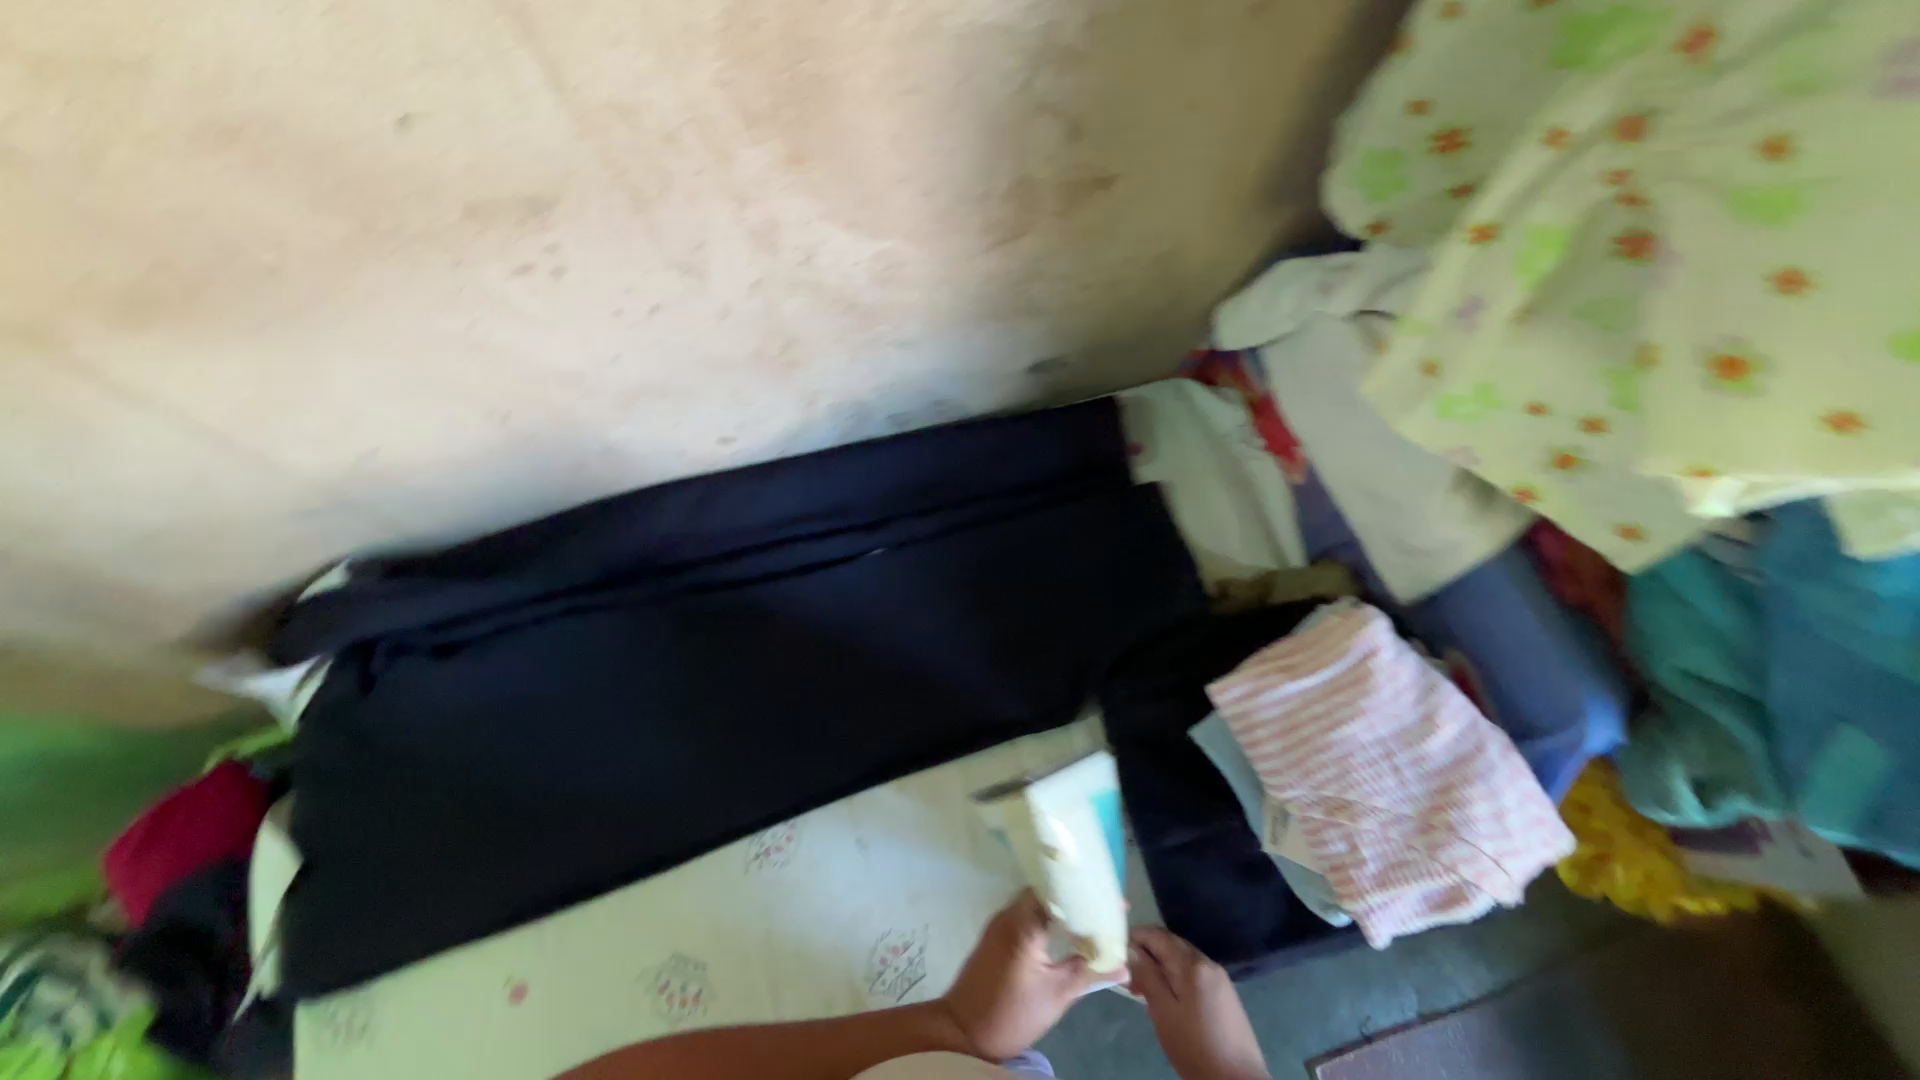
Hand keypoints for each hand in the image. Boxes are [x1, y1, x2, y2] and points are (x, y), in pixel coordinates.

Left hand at [939, 890, 1125, 1059]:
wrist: (963, 1031)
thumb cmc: (1012, 1012)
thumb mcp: (1057, 995)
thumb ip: (1090, 974)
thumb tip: (1123, 965)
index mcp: (1024, 923)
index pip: (1060, 892)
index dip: (1089, 895)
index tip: (1115, 902)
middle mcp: (1009, 913)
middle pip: (1048, 892)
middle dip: (1077, 898)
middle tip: (1105, 908)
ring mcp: (999, 922)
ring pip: (1036, 902)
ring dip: (1062, 907)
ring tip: (1091, 918)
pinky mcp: (994, 934)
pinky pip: (1025, 913)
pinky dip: (1047, 916)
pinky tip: (1065, 931)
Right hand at [1128, 927, 1269, 1079]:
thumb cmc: (1195, 1046)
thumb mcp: (1163, 1012)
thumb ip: (1147, 976)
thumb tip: (1131, 949)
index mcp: (1192, 964)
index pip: (1158, 935)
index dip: (1135, 937)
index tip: (1117, 950)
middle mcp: (1208, 963)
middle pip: (1172, 944)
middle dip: (1147, 952)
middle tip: (1128, 974)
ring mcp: (1219, 978)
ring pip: (1182, 959)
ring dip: (1160, 966)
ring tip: (1142, 989)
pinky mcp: (1225, 994)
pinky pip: (1194, 973)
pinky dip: (1175, 976)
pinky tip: (1167, 997)